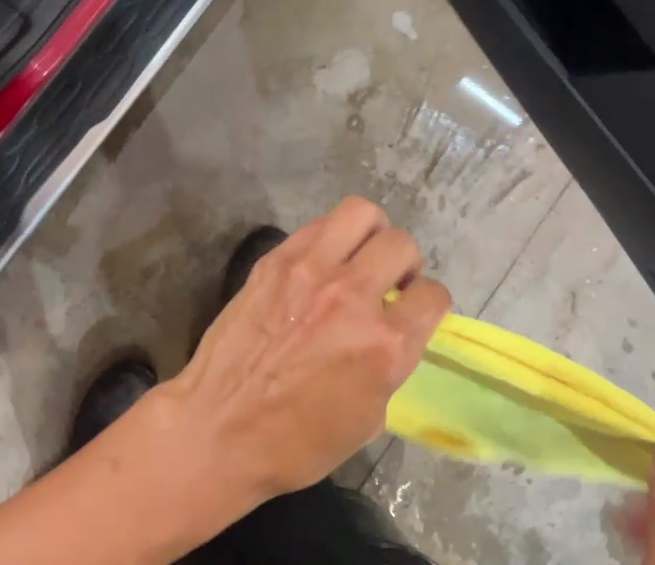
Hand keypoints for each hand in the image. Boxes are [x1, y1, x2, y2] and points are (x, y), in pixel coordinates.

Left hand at [144, 197, 451, 499]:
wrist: (221, 428)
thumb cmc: (300, 442)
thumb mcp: (370, 415)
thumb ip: (390, 361)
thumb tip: (393, 329)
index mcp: (385, 345)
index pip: (433, 295)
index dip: (428, 304)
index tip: (414, 311)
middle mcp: (352, 296)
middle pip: (401, 244)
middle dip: (405, 263)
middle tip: (388, 282)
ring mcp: (309, 271)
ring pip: (360, 212)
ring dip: (370, 233)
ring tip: (358, 258)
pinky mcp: (274, 261)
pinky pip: (316, 226)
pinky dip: (329, 238)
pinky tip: (321, 265)